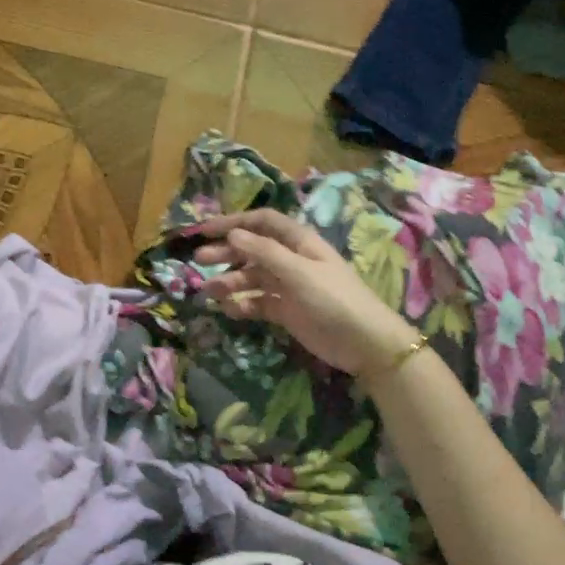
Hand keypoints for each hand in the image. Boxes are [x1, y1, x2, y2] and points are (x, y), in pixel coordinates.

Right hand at [193, 209, 421, 380]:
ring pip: (252, 277)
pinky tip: (229, 309)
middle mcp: (292, 260)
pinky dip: (243, 304)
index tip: (205, 230)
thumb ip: (265, 253)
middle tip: (199, 261)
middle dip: (227, 252)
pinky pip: (258, 302)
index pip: (262, 222)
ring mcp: (289, 286)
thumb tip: (233, 234)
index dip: (234, 222)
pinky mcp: (287, 311)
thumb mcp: (299, 273)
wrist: (364, 342)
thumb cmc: (334, 299)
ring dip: (230, 281)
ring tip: (209, 292)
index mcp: (299, 242)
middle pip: (253, 249)